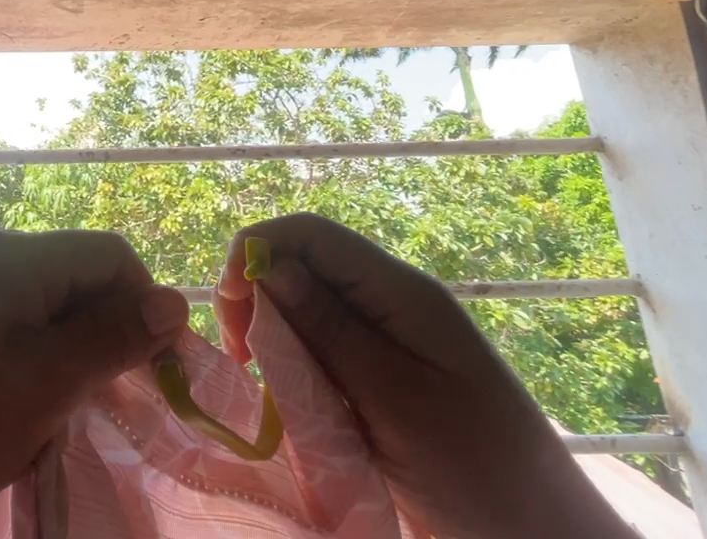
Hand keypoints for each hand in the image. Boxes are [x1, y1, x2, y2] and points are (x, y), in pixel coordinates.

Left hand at [0, 226, 189, 538]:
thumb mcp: (47, 384)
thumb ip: (113, 337)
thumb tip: (174, 302)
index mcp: (16, 254)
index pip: (111, 255)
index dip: (144, 306)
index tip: (156, 371)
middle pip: (80, 274)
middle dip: (104, 332)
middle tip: (103, 400)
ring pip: (52, 299)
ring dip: (70, 349)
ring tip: (56, 407)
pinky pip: (18, 311)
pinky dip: (37, 350)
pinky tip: (22, 397)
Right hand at [213, 214, 633, 538]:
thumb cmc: (476, 471)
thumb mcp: (395, 399)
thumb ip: (328, 328)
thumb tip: (266, 265)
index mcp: (400, 292)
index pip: (310, 234)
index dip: (257, 251)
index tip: (230, 308)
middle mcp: (389, 303)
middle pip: (301, 265)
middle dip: (257, 296)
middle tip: (242, 356)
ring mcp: (385, 339)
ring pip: (304, 308)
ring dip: (273, 335)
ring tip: (266, 383)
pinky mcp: (379, 375)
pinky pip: (319, 348)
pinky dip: (293, 365)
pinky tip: (292, 400)